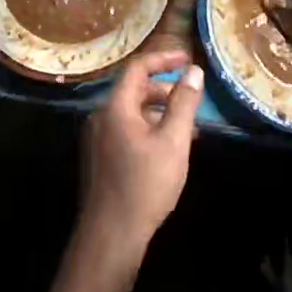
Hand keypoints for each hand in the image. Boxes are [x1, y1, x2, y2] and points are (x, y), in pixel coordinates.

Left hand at [79, 49, 204, 254]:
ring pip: (131, 112)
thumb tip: (193, 71)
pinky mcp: (100, 157)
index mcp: (115, 107)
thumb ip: (184, 103)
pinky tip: (169, 149)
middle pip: (133, 90)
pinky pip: (126, 130)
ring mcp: (97, 138)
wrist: (111, 233)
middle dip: (165, 90)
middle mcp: (101, 116)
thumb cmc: (145, 184)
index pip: (136, 68)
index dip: (163, 58)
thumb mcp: (173, 141)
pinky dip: (148, 129)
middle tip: (192, 101)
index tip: (188, 59)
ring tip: (188, 129)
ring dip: (159, 113)